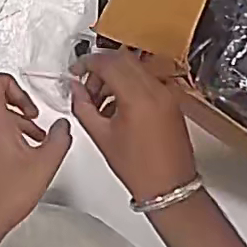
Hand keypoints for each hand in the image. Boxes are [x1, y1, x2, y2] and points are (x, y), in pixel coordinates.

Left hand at [0, 73, 72, 242]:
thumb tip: (63, 127)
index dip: (12, 82)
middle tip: (34, 120)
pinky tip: (20, 160)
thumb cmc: (2, 195)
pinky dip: (6, 141)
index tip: (27, 99)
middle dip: (20, 107)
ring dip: (16, 126)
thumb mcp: (44, 165)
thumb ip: (59, 140)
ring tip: (34, 142)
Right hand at [70, 51, 197, 203]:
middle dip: (100, 66)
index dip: (86, 63)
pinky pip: (146, 80)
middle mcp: (156, 91)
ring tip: (100, 98)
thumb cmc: (140, 169)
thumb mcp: (101, 136)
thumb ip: (83, 107)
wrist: (170, 188)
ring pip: (134, 67)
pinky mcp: (171, 101)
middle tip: (86, 83)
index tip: (76, 70)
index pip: (108, 63)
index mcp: (138, 98)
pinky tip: (117, 104)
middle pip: (122, 59)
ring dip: (114, 74)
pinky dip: (128, 83)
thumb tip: (76, 89)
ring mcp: (166, 94)